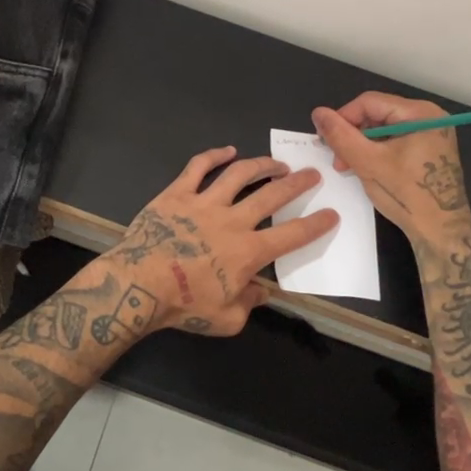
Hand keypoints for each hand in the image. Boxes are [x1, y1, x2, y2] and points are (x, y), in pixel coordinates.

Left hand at [96, 147, 338, 337]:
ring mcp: (204, 202)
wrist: (139, 284)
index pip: (292, 235)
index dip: (316, 224)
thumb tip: (263, 293)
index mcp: (249, 252)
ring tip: (277, 162)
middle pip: (272, 195)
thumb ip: (249, 304)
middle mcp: (232, 220)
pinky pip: (198, 167)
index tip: (331, 214)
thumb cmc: (184, 306)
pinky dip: (215, 155)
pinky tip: (227, 150)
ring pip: (240, 174)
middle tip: (311, 174)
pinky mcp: (176, 193)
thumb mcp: (227, 319)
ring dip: (262, 165)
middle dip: (297, 183)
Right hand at [311, 93, 470, 243]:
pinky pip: (395, 141)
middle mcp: (430, 118)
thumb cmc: (406, 194)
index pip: (369, 102)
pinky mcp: (429, 150)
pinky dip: (376, 152)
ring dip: (361, 145)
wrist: (440, 231)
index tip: (325, 141)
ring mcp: (431, 134)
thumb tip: (318, 113)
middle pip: (377, 114)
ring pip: (383, 129)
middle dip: (352, 135)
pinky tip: (366, 168)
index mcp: (421, 114)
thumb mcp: (367, 162)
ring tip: (348, 167)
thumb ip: (340, 135)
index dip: (342, 118)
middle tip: (337, 160)